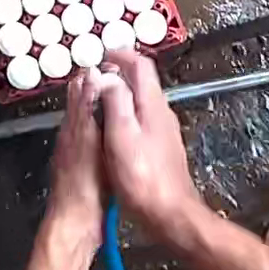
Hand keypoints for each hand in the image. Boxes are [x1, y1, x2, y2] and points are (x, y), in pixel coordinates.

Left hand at [43, 70, 106, 251]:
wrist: (77, 224)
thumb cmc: (83, 183)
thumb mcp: (87, 140)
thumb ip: (86, 107)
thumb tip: (90, 74)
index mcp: (72, 126)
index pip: (79, 91)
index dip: (93, 75)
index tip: (112, 62)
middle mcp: (73, 137)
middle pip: (86, 106)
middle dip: (101, 91)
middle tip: (124, 78)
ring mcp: (81, 154)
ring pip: (94, 124)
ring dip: (106, 111)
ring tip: (126, 101)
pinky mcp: (90, 170)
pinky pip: (101, 143)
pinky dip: (110, 133)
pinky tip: (122, 135)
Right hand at [91, 50, 207, 246]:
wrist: (171, 215)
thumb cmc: (143, 179)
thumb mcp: (121, 136)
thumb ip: (115, 102)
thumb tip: (106, 76)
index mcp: (152, 105)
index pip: (141, 65)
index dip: (121, 55)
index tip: (102, 54)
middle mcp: (162, 113)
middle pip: (143, 80)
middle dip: (119, 71)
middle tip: (97, 74)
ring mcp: (164, 130)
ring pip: (142, 99)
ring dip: (122, 92)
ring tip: (99, 97)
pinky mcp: (162, 147)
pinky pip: (143, 117)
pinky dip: (126, 112)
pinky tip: (113, 127)